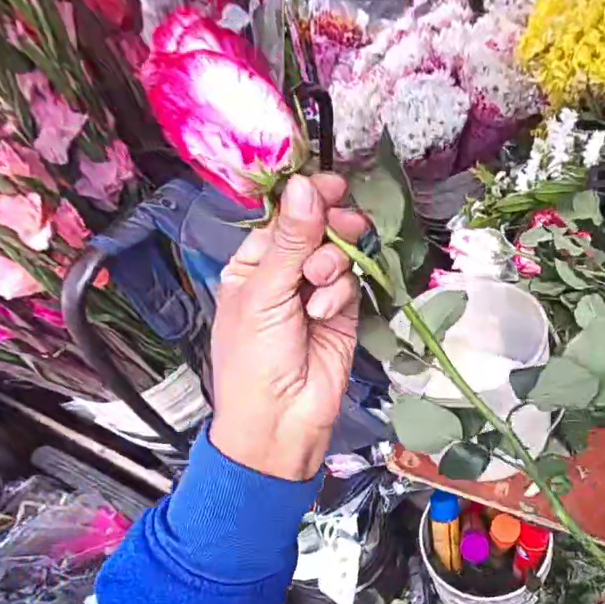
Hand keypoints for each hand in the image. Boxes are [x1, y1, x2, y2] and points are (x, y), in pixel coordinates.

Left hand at [208, 173, 368, 480]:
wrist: (283, 418)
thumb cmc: (253, 360)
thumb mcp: (264, 294)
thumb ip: (290, 241)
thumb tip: (304, 187)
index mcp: (253, 264)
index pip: (282, 218)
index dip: (305, 200)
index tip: (331, 185)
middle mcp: (286, 274)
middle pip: (317, 232)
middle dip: (329, 229)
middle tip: (342, 226)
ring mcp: (317, 294)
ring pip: (339, 256)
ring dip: (333, 266)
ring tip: (318, 288)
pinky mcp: (344, 313)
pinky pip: (351, 284)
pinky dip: (341, 294)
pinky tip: (326, 313)